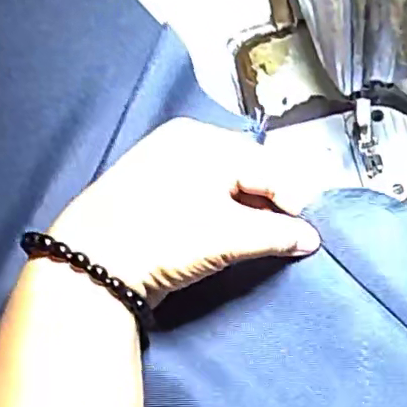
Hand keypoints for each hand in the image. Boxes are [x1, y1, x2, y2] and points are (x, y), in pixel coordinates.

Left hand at [44, 118, 320, 304]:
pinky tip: (231, 242)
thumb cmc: (161, 238)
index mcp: (203, 141)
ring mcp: (171, 170)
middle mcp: (186, 146)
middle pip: (251, 174)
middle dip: (273, 207)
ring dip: (252, 217)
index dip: (293, 200)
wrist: (98, 265)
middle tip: (287, 240)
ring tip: (259, 244)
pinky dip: (228, 220)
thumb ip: (278, 234)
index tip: (306, 233)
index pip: (269, 166)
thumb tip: (309, 238)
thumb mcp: (230, 236)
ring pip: (231, 189)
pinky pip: (210, 201)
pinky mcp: (161, 198)